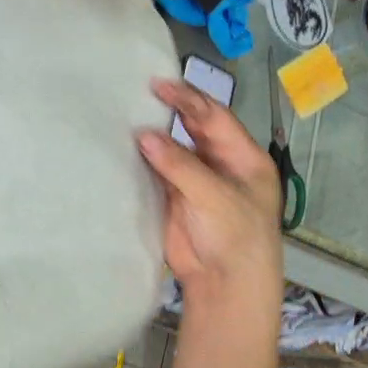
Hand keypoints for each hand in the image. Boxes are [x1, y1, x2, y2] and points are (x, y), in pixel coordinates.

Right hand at [137, 80, 282, 306]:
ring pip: (172, 150)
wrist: (224, 282)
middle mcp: (219, 164)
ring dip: (153, 136)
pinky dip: (142, 161)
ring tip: (126, 115)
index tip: (159, 85)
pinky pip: (156, 173)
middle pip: (193, 129)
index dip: (189, 99)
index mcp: (243, 158)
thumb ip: (180, 165)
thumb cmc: (236, 235)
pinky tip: (123, 148)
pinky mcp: (173, 199)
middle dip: (172, 111)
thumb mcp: (215, 196)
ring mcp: (195, 182)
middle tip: (141, 92)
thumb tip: (144, 136)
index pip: (214, 118)